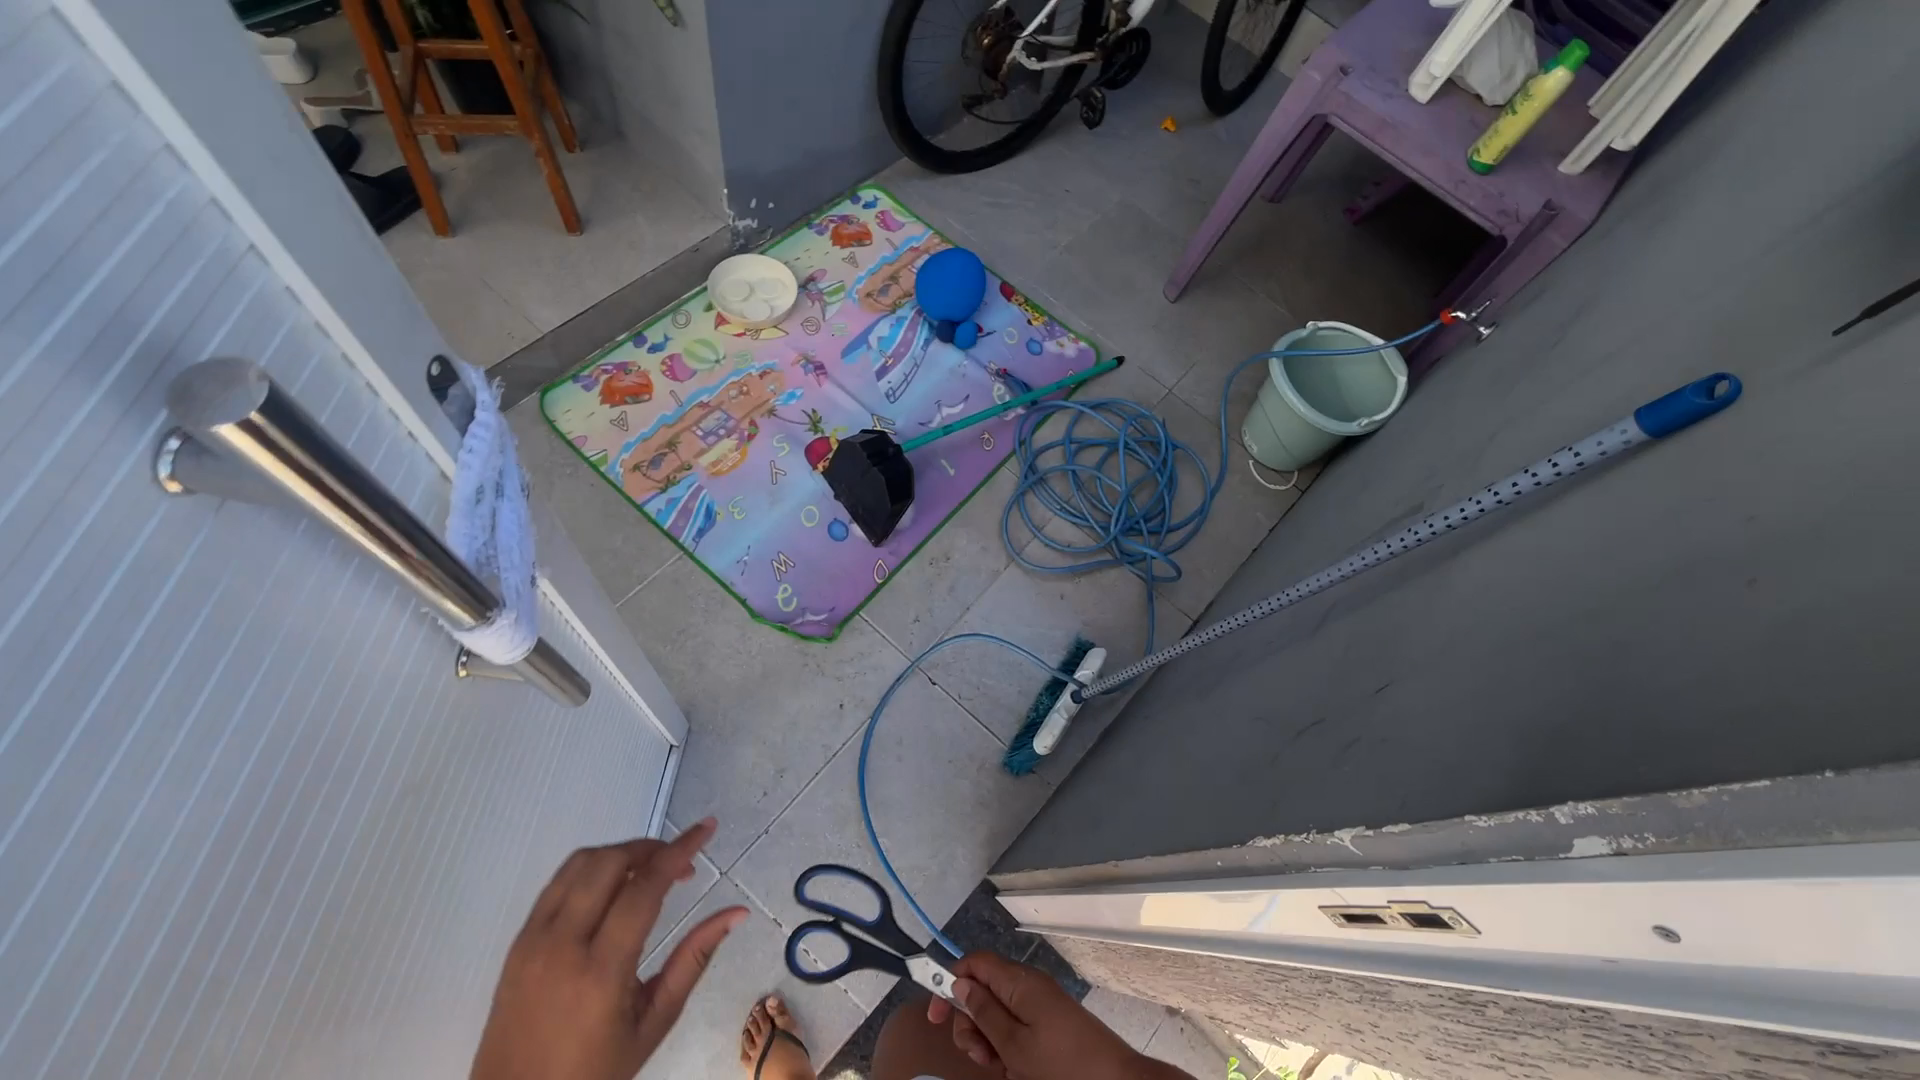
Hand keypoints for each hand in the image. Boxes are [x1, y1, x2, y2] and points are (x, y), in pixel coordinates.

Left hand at [470, 819, 746, 1079]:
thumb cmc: (595, 1070)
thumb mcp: (654, 1022)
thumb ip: (694, 959)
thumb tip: (736, 913)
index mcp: (601, 972)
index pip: (644, 888)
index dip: (679, 851)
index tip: (707, 828)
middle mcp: (562, 945)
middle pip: (609, 863)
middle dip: (651, 848)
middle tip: (681, 865)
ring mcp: (533, 940)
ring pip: (579, 863)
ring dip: (620, 854)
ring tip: (650, 871)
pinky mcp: (517, 942)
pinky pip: (557, 884)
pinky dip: (591, 870)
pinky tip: (612, 888)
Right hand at [926, 952, 1185, 1078]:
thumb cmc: (1061, 1063)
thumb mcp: (1014, 1044)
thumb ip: (984, 1012)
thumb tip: (960, 982)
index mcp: (1018, 982)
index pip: (974, 962)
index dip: (949, 982)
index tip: (936, 1018)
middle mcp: (1028, 986)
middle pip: (982, 991)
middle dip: (971, 1023)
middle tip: (980, 1055)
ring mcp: (1040, 1005)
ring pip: (997, 1014)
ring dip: (989, 1041)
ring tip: (1001, 1068)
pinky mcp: (1050, 1023)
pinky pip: (1016, 1028)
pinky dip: (1008, 1047)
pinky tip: (1015, 1070)